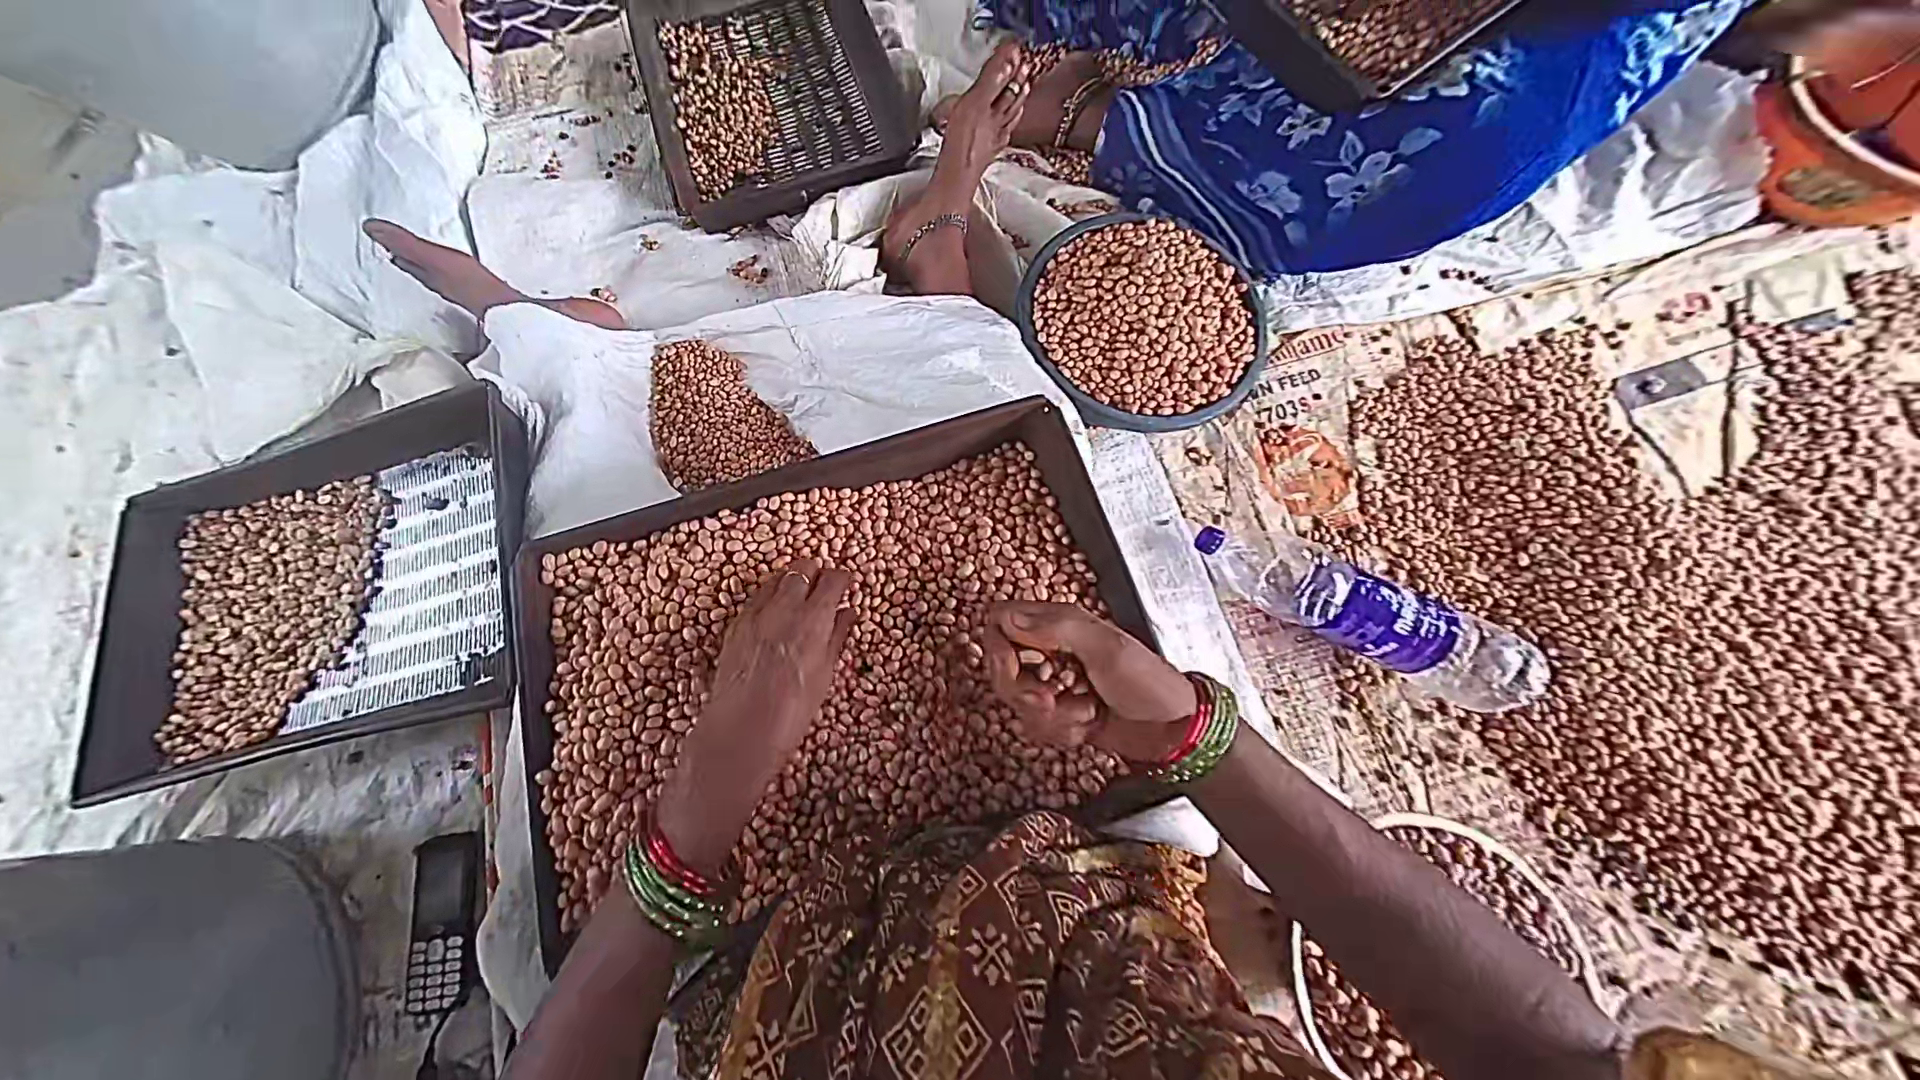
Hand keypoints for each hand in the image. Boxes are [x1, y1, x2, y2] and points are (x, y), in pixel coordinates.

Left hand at [656, 559, 854, 874]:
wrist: (739, 734)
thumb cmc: (790, 713)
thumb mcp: (824, 676)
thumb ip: (836, 637)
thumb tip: (847, 614)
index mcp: (812, 621)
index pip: (833, 580)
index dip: (843, 578)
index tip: (847, 583)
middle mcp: (782, 610)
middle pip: (802, 570)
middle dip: (817, 572)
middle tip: (826, 583)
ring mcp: (755, 616)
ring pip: (777, 578)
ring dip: (792, 580)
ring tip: (802, 592)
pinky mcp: (735, 627)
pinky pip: (756, 597)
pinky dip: (770, 595)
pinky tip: (776, 610)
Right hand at [981, 602, 1197, 762]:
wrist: (1174, 730)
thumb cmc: (1148, 683)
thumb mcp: (1107, 648)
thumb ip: (1058, 627)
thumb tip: (1009, 617)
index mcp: (1058, 624)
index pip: (1000, 621)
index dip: (998, 646)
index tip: (1015, 668)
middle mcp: (1049, 650)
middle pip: (1001, 667)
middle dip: (1024, 691)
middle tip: (1053, 698)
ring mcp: (1052, 683)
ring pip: (1017, 701)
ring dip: (1051, 715)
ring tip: (1086, 711)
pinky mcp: (1058, 713)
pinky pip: (1035, 725)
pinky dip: (1061, 731)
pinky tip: (1088, 724)